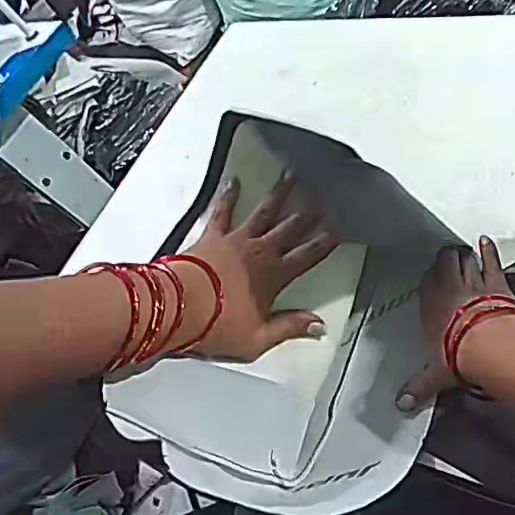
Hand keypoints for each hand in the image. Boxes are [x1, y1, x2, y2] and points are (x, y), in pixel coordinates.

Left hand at [180, 172, 337, 361]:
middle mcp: (259, 252)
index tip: (336, 231)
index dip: (324, 243)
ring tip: (291, 177)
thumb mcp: (258, 338)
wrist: (179, 307)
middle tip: (321, 196)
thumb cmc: (215, 324)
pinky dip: (230, 195)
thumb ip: (290, 327)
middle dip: (308, 213)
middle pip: (290, 228)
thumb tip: (317, 326)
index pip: (307, 256)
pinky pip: (224, 210)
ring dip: (279, 194)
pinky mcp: (213, 235)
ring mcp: (236, 240)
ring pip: (264, 211)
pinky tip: (234, 182)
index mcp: (274, 276)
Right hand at [397, 236, 514, 412]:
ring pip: (464, 260)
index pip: (424, 287)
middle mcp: (448, 291)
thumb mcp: (436, 374)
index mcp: (430, 309)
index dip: (427, 281)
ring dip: (463, 255)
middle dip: (443, 261)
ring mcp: (472, 283)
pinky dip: (488, 251)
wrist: (490, 347)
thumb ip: (419, 386)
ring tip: (461, 249)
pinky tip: (486, 242)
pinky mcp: (496, 282)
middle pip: (442, 266)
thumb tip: (403, 403)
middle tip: (444, 257)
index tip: (427, 279)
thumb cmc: (460, 356)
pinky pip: (490, 261)